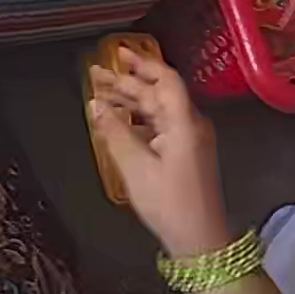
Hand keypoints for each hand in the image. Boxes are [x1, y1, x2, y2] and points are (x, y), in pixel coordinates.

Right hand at [88, 48, 231, 255]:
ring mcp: (189, 139)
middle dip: (126, 82)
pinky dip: (137, 118)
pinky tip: (117, 120)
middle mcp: (190, 125)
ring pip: (156, 109)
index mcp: (184, 123)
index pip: (165, 81)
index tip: (118, 53)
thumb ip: (114, 131)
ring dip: (130, 100)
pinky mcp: (185, 153)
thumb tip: (95, 105)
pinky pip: (159, 124)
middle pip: (157, 93)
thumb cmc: (168, 202)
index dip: (142, 64)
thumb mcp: (135, 167)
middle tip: (96, 75)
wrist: (200, 240)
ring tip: (99, 94)